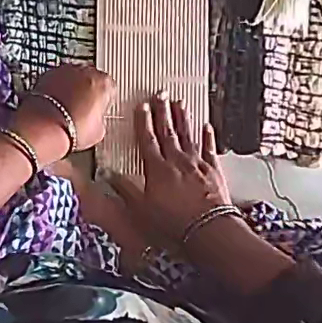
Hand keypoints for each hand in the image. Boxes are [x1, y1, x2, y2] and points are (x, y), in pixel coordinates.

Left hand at [23, 64, 115, 152]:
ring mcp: (64, 71)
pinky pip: (55, 81)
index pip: (110, 89)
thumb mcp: (98, 132)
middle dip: (87, 92)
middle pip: (91, 79)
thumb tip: (96, 121)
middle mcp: (85, 71)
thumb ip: (101, 119)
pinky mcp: (46, 75)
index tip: (99, 112)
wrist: (44, 128)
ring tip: (66, 110)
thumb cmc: (70, 128)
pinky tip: (54, 107)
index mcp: (104, 82)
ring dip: (71, 89)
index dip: (104, 102)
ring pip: (72, 78)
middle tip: (81, 111)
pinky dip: (55, 90)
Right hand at [108, 94, 231, 244]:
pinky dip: (208, 136)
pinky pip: (210, 149)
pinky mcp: (213, 171)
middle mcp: (177, 161)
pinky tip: (207, 126)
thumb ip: (126, 189)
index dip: (144, 122)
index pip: (148, 140)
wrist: (208, 228)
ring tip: (180, 103)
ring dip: (183, 118)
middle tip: (161, 94)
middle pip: (167, 132)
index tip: (142, 106)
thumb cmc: (173, 221)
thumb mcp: (142, 208)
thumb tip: (108, 175)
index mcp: (157, 169)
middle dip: (163, 112)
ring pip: (188, 135)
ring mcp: (197, 164)